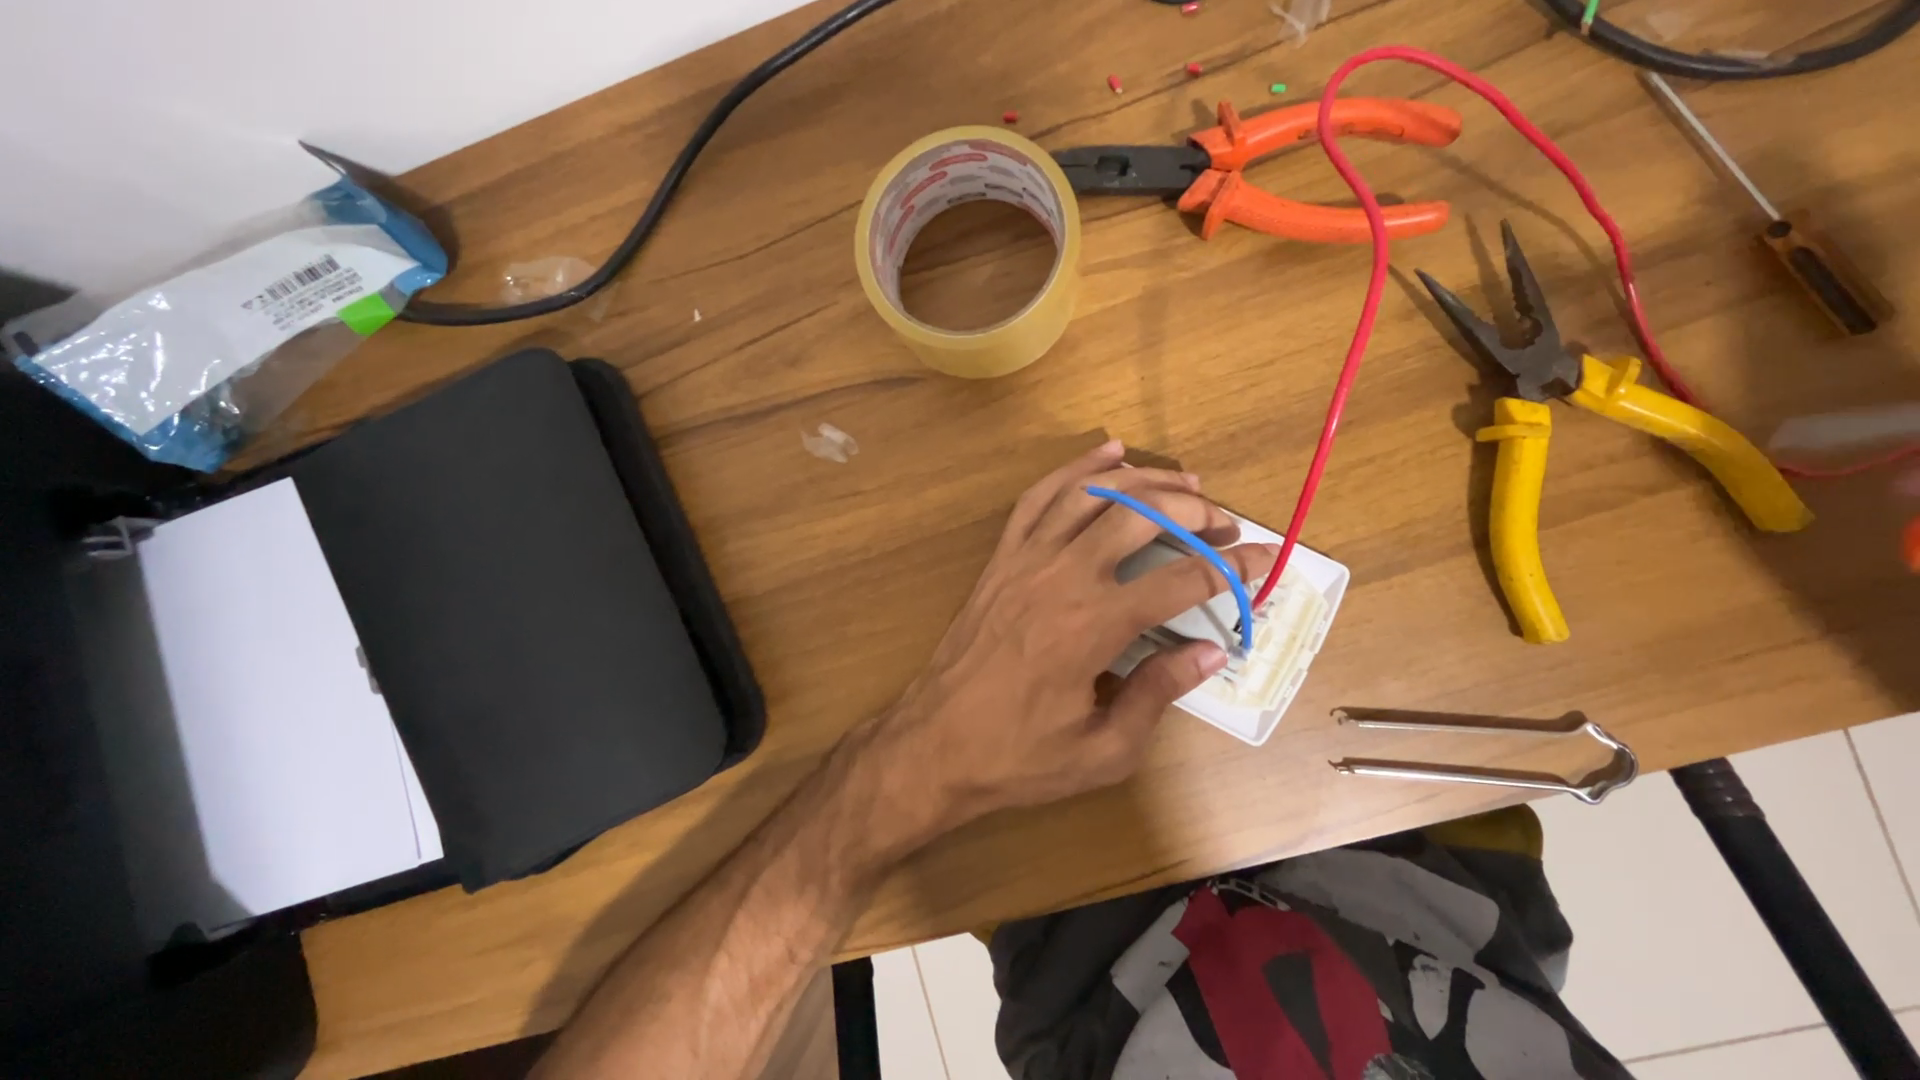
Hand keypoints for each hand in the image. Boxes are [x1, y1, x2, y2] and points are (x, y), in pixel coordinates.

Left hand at [874, 439, 1278, 831]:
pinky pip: (1038, 497)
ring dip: (1144, 480)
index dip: (1234, 569)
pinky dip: (1076, 469)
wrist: (933, 744)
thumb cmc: (1019, 756)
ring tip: (1185, 481)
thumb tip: (1209, 652)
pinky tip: (1108, 454)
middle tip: (1227, 522)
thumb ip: (1157, 695)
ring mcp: (1026, 560)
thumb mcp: (1102, 750)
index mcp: (1093, 626)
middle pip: (1140, 518)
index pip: (1183, 581)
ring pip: (1092, 495)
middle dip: (1195, 512)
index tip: (1268, 561)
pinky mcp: (1001, 558)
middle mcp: (1062, 577)